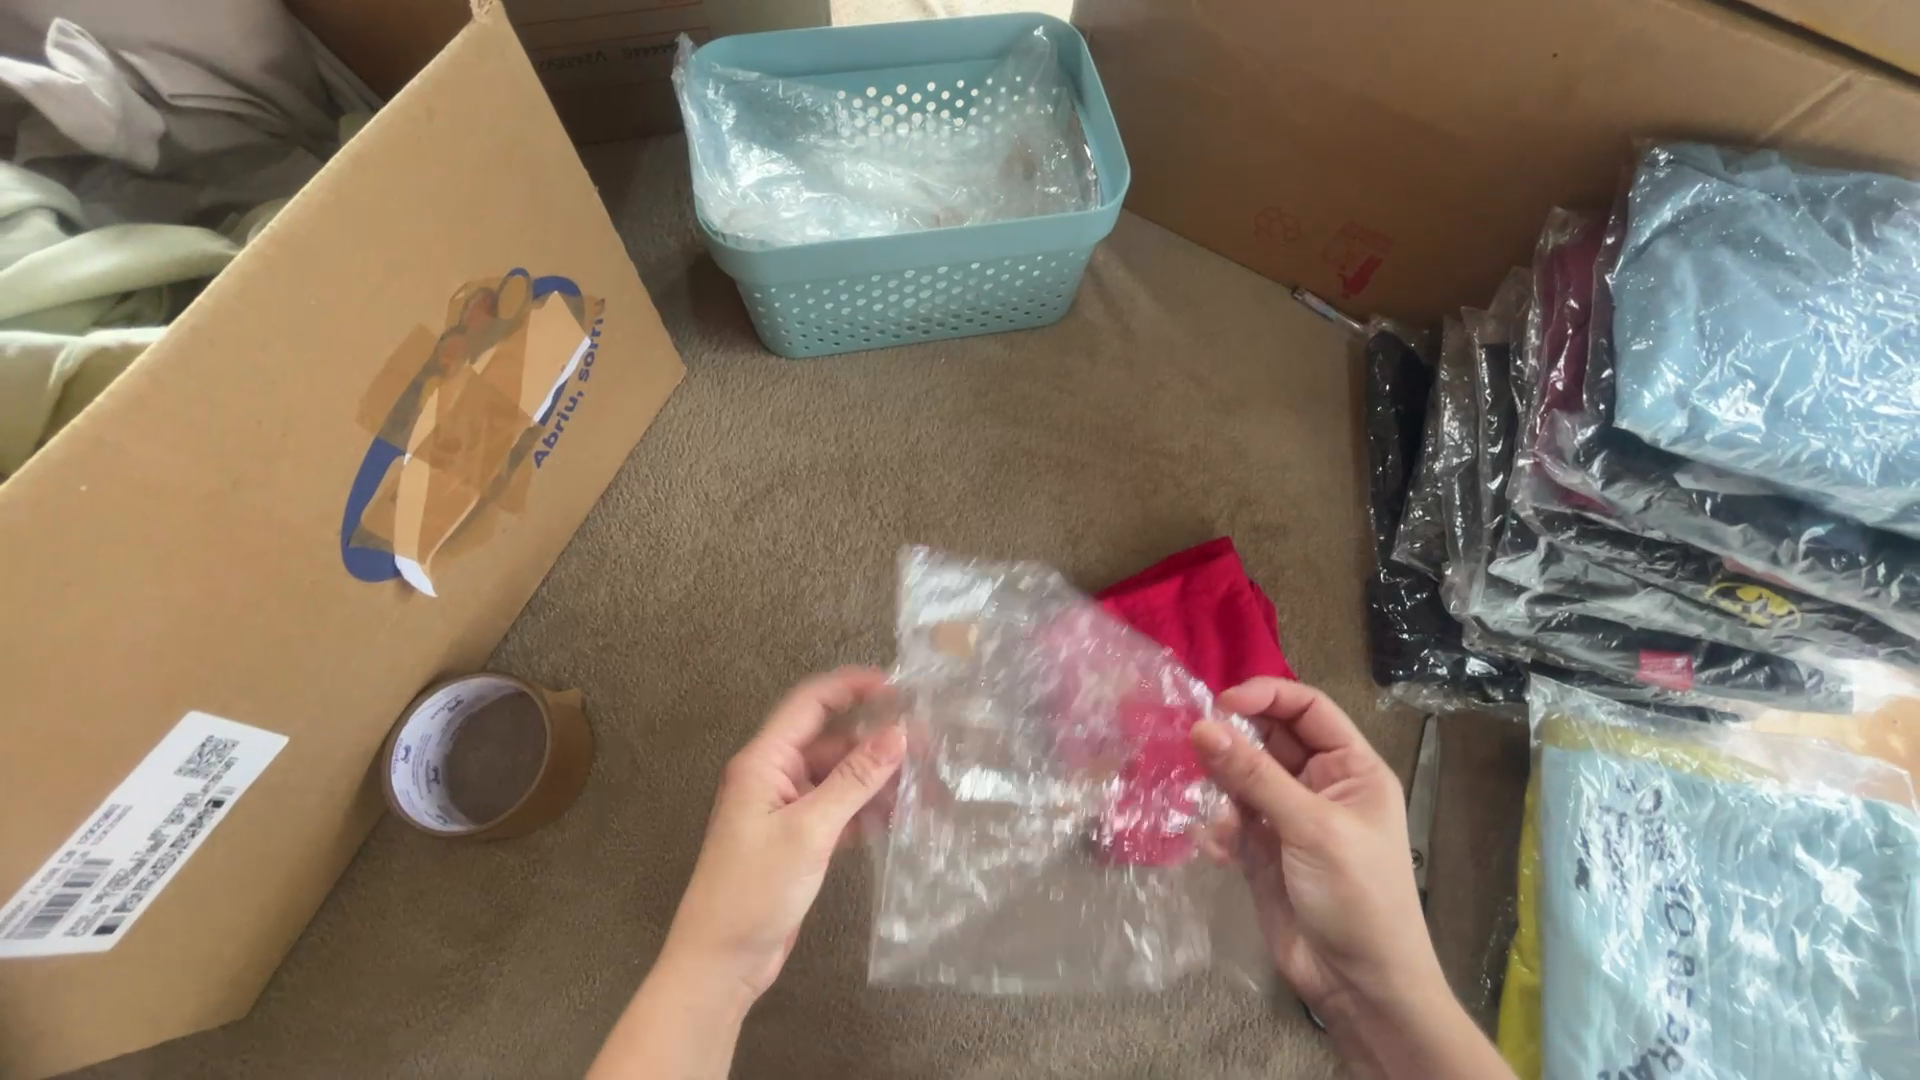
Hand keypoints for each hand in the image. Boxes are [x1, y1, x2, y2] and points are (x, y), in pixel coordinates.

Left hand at [662, 667, 904, 1000]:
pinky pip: (840, 808)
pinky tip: (900, 817)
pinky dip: (867, 810)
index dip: (850, 687)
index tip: (896, 686)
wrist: (721, 963)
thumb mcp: (809, 831)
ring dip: (878, 779)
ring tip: (924, 784)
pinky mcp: (800, 837)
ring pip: (841, 777)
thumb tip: (898, 734)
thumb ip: (855, 780)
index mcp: (765, 761)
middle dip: (877, 741)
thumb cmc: (754, 890)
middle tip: (926, 745)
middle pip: (833, 742)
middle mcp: (776, 776)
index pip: (810, 704)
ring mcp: (788, 808)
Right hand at [1191, 680, 1506, 1079]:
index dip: (1267, 696)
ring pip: (1240, 775)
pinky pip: (1228, 815)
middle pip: (1268, 737)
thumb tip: (1200, 725)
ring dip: (1220, 787)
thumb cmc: (1357, 898)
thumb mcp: (1310, 828)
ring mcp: (1287, 815)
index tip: (1221, 703)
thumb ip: (1253, 774)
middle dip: (1233, 740)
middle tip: (1194, 745)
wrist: (1360, 988)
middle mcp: (1318, 783)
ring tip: (1214, 812)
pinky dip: (1217, 826)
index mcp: (1351, 768)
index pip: (1308, 708)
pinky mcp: (1260, 846)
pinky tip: (1218, 850)